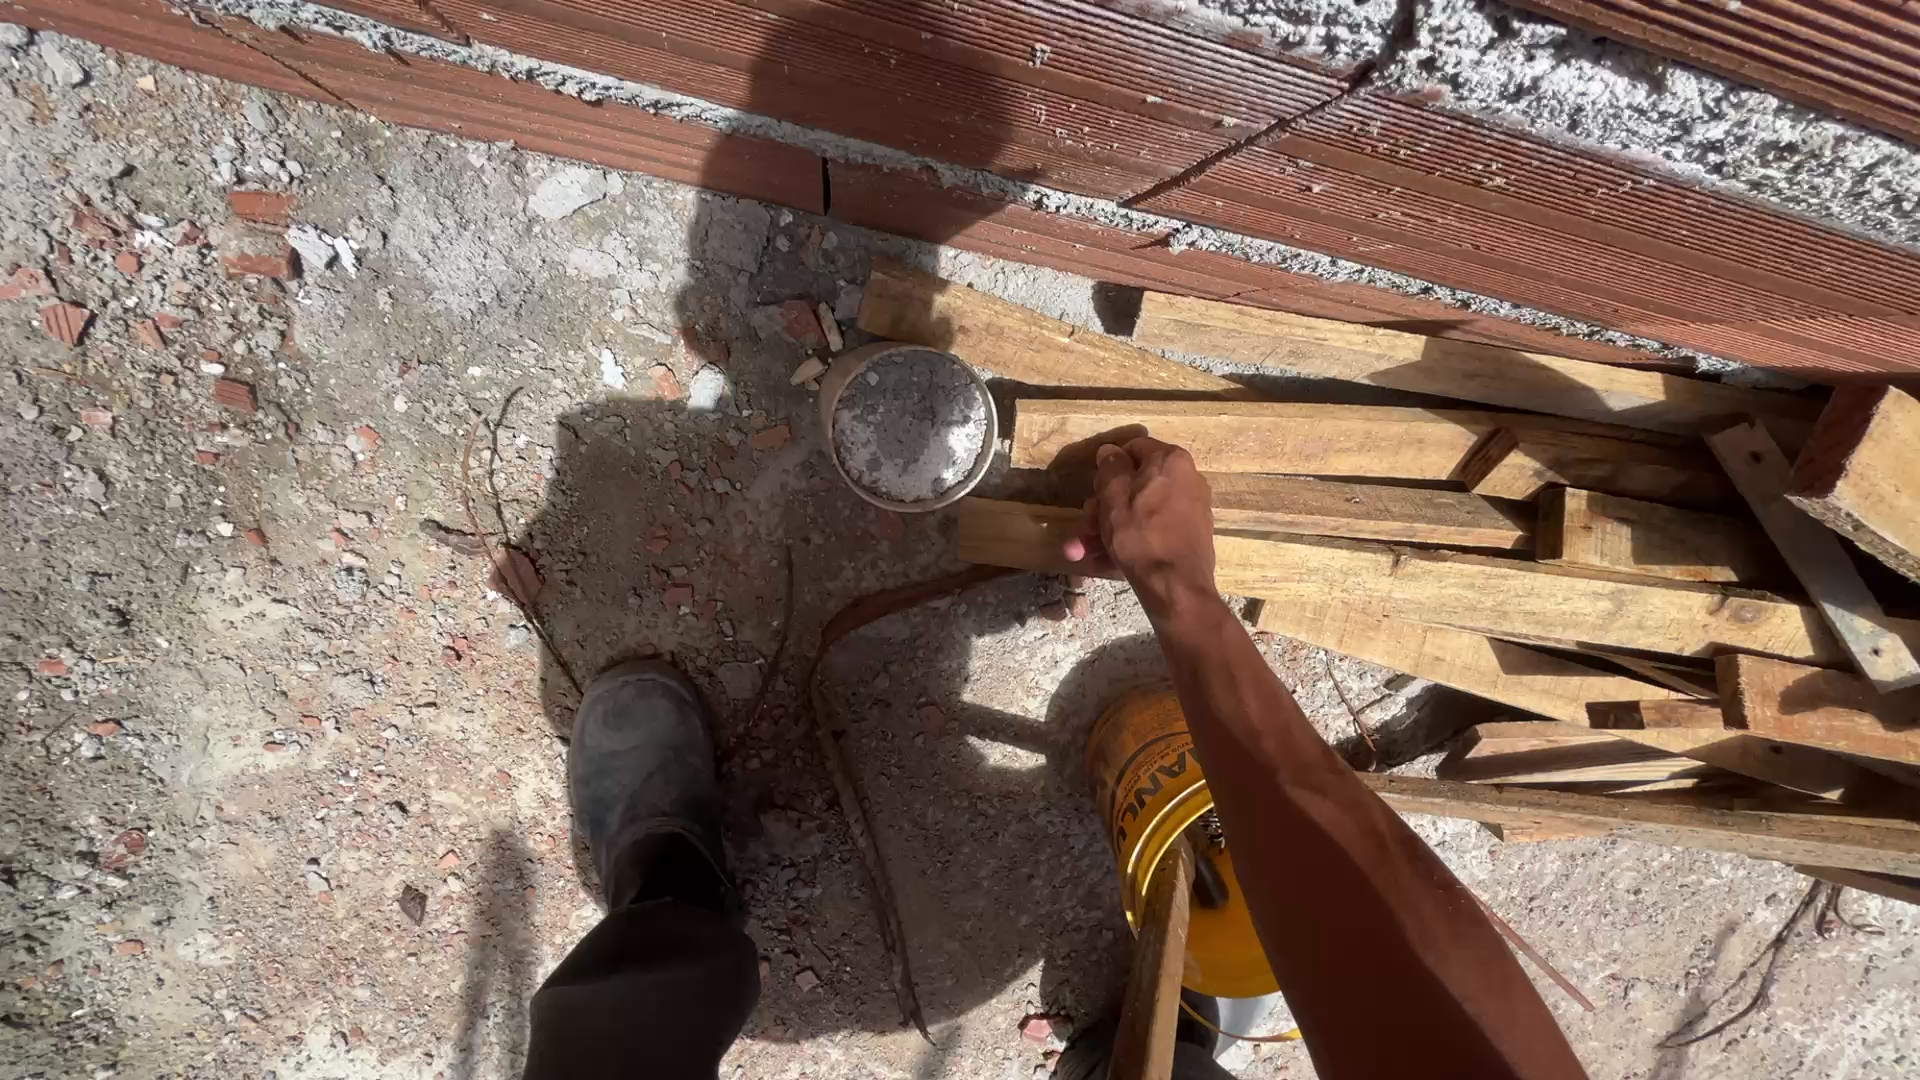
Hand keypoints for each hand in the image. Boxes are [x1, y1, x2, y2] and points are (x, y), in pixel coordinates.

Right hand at [1062, 438, 1216, 616]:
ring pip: (1139, 512)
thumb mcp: (1113, 496)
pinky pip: (1151, 531)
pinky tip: (1103, 561)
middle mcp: (1187, 479)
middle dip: (1103, 507)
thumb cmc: (1140, 534)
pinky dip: (1129, 542)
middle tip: (1086, 525)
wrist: (1175, 585)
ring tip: (1083, 551)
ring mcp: (1190, 509)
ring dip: (1107, 530)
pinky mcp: (1188, 536)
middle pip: (1134, 485)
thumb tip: (1109, 450)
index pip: (1133, 448)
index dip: (1108, 466)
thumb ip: (1110, 468)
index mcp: (1171, 461)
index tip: (1092, 487)